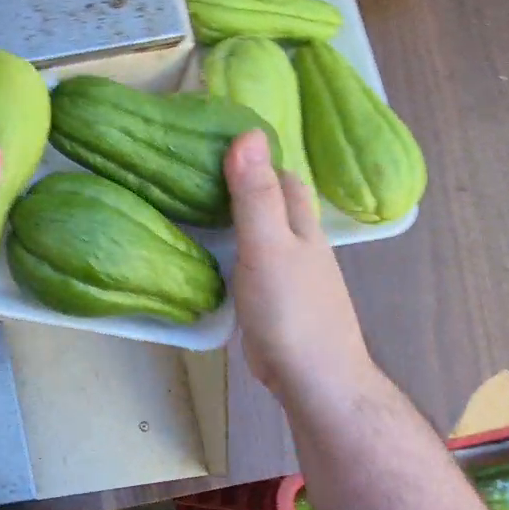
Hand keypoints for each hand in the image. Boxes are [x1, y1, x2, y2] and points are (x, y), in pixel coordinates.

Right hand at [225, 131, 377, 402]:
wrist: (312, 376)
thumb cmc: (290, 309)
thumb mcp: (267, 245)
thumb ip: (255, 195)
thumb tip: (248, 133)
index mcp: (301, 226)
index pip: (283, 179)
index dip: (258, 158)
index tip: (219, 142)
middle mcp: (299, 245)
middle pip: (275, 204)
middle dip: (247, 185)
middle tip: (200, 172)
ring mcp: (287, 276)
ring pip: (262, 235)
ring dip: (237, 219)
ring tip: (196, 207)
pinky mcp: (272, 302)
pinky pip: (251, 264)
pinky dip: (232, 252)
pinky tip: (211, 257)